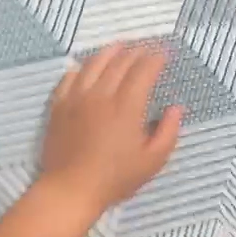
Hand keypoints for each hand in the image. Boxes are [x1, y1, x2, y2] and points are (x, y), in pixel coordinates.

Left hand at [39, 42, 182, 212]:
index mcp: (127, 106)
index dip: (156, 58)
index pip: (143, 70)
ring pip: (94, 63)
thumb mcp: (153, 160)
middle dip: (137, 51)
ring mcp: (77, 98)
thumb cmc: (115, 178)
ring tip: (120, 46)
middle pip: (120, 62)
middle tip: (148, 48)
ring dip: (110, 51)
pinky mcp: (59, 106)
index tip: (165, 53)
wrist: (70, 190)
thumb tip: (176, 108)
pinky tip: (86, 67)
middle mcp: (101, 95)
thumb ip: (169, 131)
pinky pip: (69, 77)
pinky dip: (81, 67)